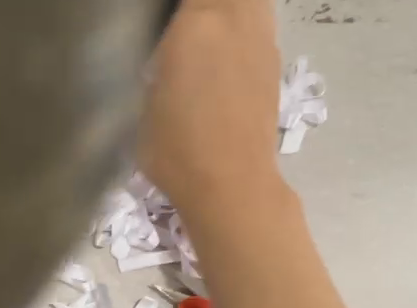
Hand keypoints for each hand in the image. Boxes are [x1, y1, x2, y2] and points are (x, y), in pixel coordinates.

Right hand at [138, 0, 284, 217]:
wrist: (230, 181)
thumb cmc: (174, 152)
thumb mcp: (143, 108)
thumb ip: (157, 66)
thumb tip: (163, 53)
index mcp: (194, 25)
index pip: (180, 0)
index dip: (170, 10)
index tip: (158, 19)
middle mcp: (233, 16)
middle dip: (199, 6)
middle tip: (182, 21)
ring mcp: (260, 34)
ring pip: (248, 0)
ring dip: (226, 8)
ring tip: (207, 26)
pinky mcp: (273, 56)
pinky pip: (258, 17)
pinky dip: (242, 21)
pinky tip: (225, 48)